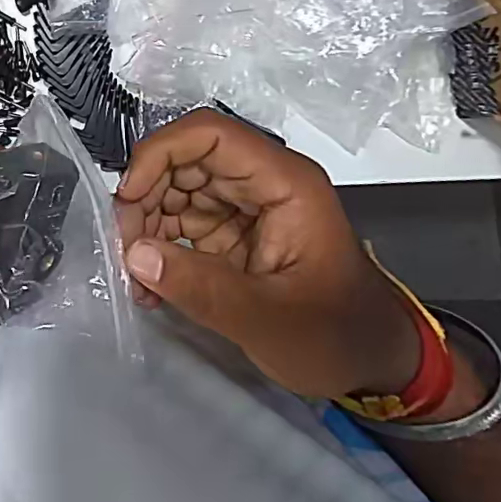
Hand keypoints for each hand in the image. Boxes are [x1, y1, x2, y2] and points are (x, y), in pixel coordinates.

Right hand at [116, 108, 419, 400]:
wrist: (374, 366)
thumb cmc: (339, 336)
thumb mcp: (271, 321)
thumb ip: (202, 288)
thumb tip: (134, 255)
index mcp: (282, 182)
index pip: (209, 134)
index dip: (161, 153)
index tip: (129, 196)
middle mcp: (259, 181)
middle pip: (183, 160)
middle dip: (145, 198)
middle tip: (126, 248)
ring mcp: (243, 203)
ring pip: (174, 187)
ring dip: (146, 224)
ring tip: (136, 275)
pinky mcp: (230, 228)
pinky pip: (180, 218)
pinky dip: (158, 245)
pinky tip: (150, 282)